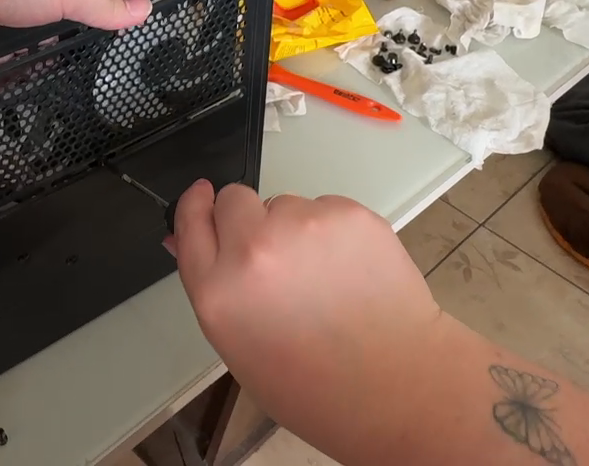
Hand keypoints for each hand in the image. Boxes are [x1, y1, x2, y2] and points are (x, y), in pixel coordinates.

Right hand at [170, 181, 449, 451]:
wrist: (404, 391)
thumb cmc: (321, 388)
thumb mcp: (241, 347)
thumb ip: (212, 286)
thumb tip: (184, 239)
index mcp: (219, 292)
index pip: (189, 221)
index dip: (195, 206)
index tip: (202, 197)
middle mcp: (253, 250)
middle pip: (232, 198)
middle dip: (248, 218)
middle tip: (276, 256)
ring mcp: (302, 226)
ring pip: (284, 203)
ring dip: (296, 228)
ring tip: (325, 278)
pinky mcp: (345, 213)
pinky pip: (325, 207)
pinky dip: (334, 231)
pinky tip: (350, 271)